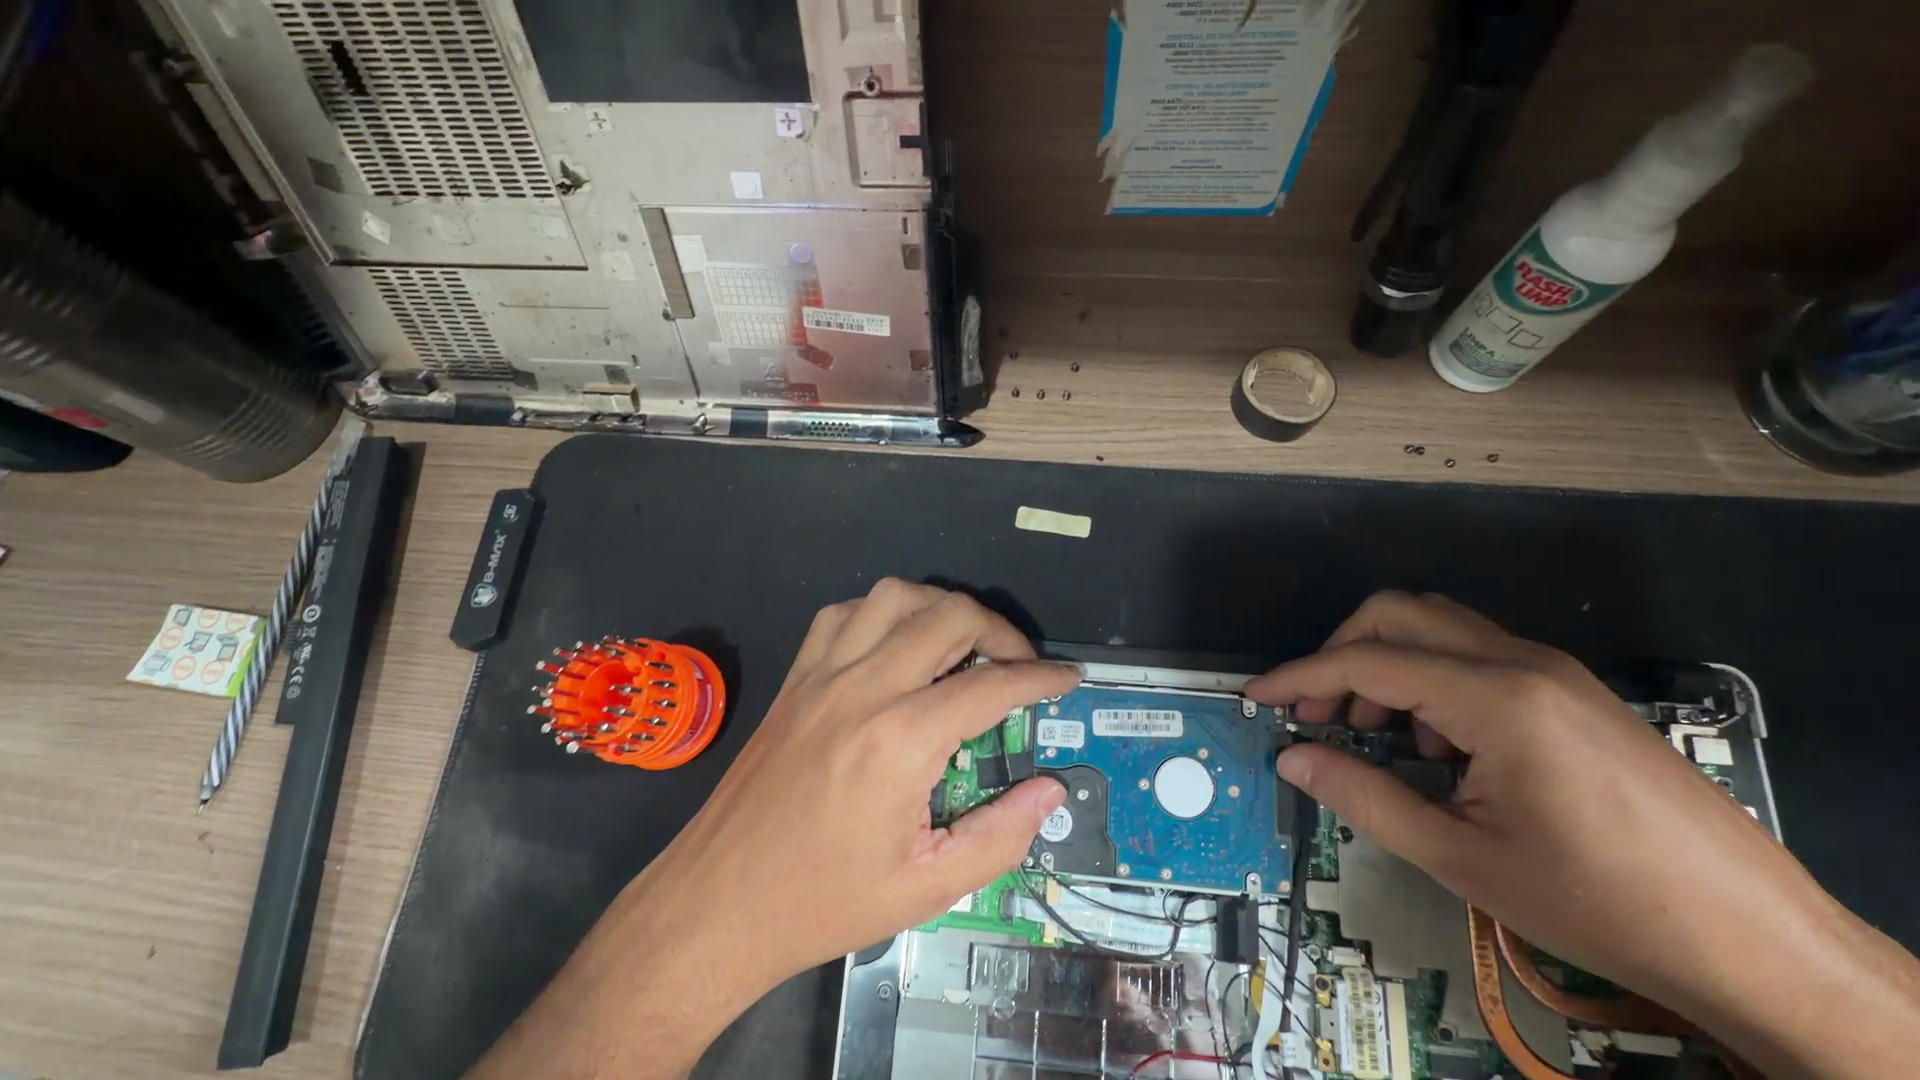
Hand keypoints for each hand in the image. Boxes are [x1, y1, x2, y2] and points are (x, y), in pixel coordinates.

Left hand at [643, 578, 1078, 976]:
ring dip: (939, 608)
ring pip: (893, 596)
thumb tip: (1049, 791)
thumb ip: (999, 837)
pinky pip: (842, 614)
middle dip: (1000, 631)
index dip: (1040, 677)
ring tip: (962, 645)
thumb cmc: (823, 902)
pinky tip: (895, 646)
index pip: (991, 686)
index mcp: (901, 742)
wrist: (718, 903)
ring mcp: (821, 676)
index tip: (1067, 679)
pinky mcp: (794, 680)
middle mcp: (862, 689)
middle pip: (948, 617)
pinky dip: (882, 614)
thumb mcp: (926, 888)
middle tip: (1020, 664)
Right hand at [1246, 591, 1919, 1079]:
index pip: (1367, 660)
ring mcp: (1553, 671)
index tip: (1258, 698)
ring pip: (1437, 626)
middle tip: (1315, 716)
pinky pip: (1476, 654)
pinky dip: (1429, 679)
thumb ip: (1364, 799)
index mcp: (1495, 699)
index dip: (1300, 676)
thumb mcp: (1461, 858)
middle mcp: (1523, 662)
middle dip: (1338, 654)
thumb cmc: (1599, 902)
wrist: (1749, 933)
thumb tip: (1294, 760)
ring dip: (1385, 665)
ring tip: (1375, 737)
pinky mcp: (1571, 690)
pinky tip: (1438, 747)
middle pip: (1399, 613)